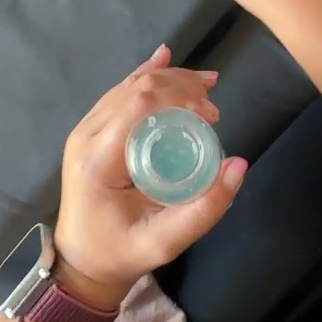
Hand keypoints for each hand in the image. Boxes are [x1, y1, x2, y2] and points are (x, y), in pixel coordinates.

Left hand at [53, 45, 247, 309]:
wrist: (82, 263)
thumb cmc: (123, 251)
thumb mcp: (166, 241)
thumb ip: (205, 209)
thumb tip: (239, 165)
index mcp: (99, 160)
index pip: (138, 105)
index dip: (180, 96)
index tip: (211, 115)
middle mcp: (86, 137)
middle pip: (136, 88)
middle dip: (181, 86)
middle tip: (214, 111)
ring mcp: (85, 130)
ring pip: (129, 85)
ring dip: (170, 80)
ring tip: (207, 88)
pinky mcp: (90, 130)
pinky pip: (120, 92)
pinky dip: (148, 75)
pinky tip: (166, 57)